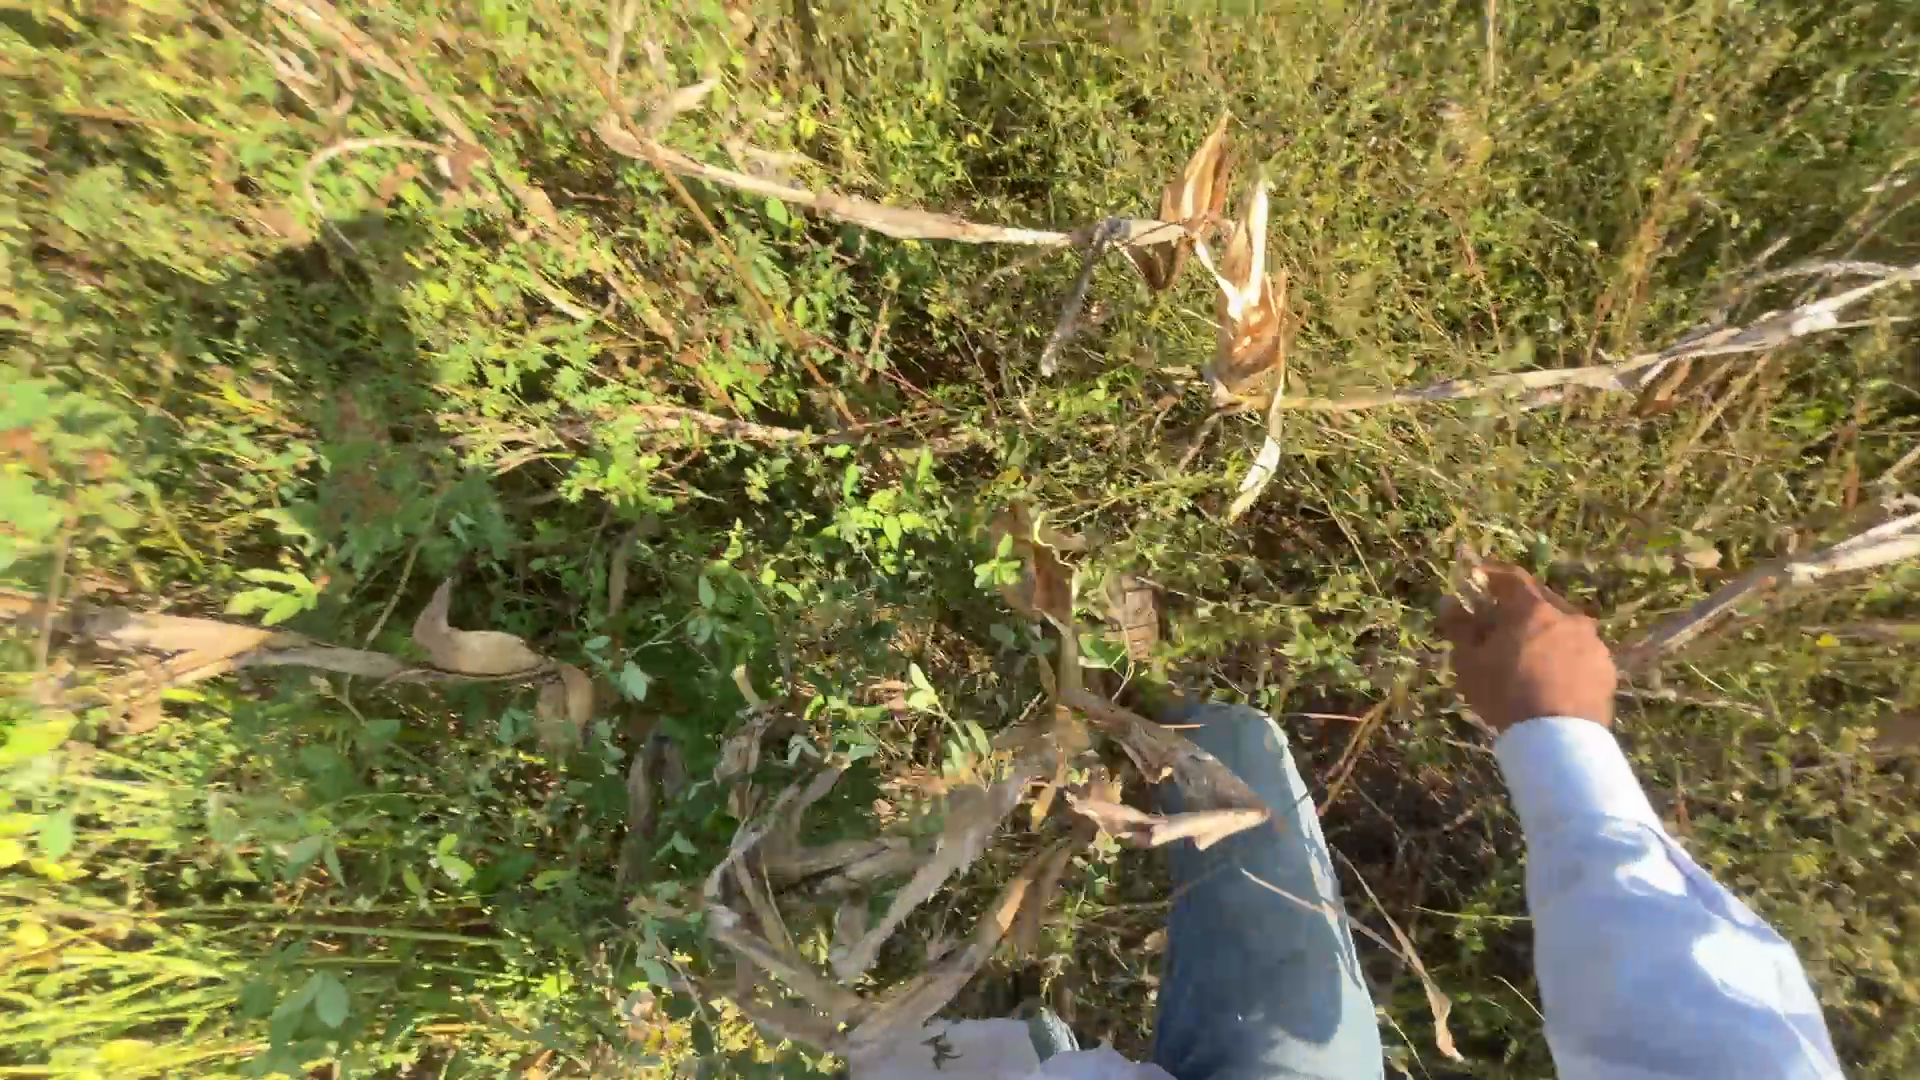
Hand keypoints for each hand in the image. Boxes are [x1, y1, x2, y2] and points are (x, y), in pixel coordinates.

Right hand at [1438, 563, 1616, 732]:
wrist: (1558, 737)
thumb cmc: (1504, 691)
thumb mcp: (1469, 660)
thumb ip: (1460, 626)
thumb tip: (1450, 602)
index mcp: (1531, 610)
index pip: (1512, 578)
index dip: (1492, 574)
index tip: (1476, 577)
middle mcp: (1568, 617)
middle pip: (1540, 600)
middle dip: (1516, 605)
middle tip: (1497, 619)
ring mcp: (1593, 643)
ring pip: (1562, 625)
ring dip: (1541, 629)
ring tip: (1523, 650)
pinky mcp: (1606, 668)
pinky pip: (1578, 650)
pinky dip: (1560, 652)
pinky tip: (1547, 672)